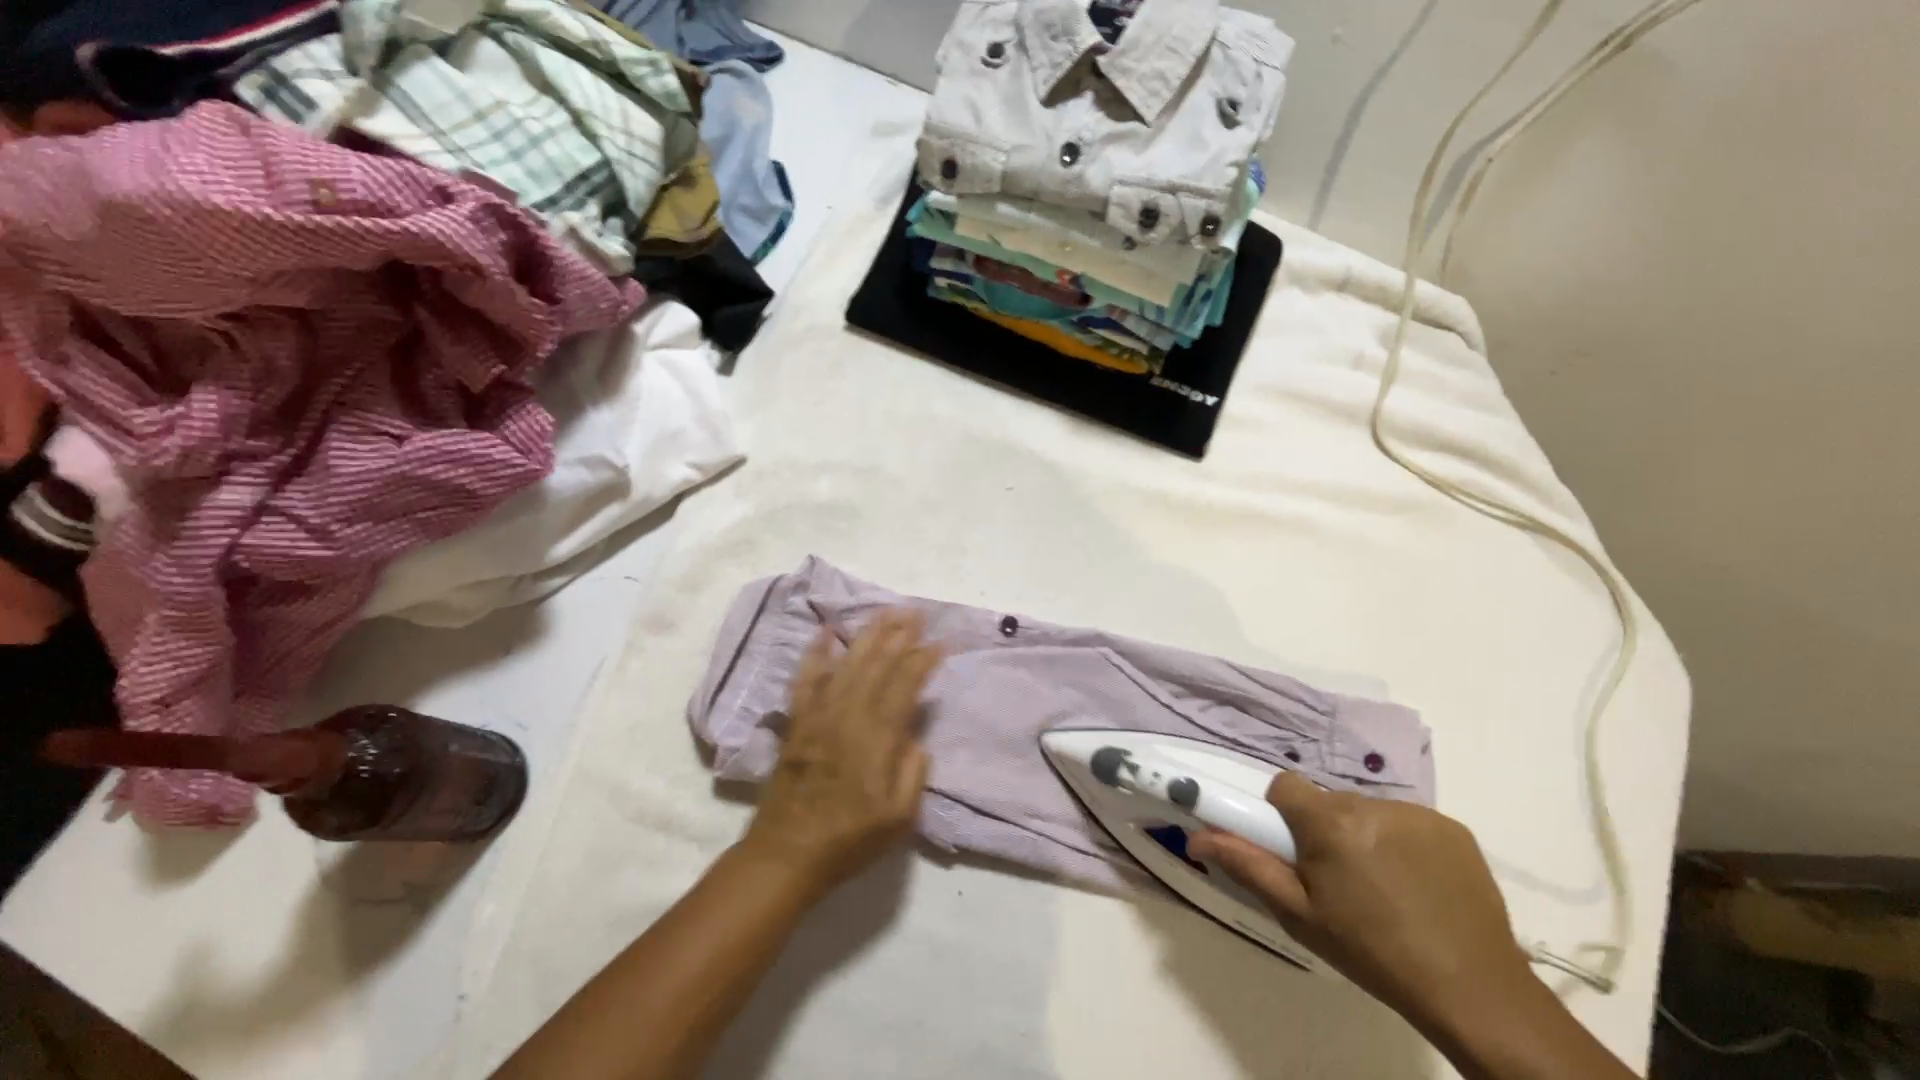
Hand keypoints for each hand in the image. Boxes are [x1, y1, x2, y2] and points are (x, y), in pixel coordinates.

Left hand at [740, 609, 940, 893]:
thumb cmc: (849, 841)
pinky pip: (806, 680)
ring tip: (885, 613)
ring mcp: (817, 718)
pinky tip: (825, 634)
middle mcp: (847, 718)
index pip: (903, 688)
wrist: (786, 855)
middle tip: (916, 612)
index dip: (922, 662)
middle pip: (875, 666)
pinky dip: (815, 655)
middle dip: (898, 636)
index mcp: (875, 740)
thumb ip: (912, 773)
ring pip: (845, 665)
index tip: (940, 643)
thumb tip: (916, 737)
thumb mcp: (899, 819)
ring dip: (867, 636)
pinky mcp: (796, 724)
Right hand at [1187, 773, 1537, 1031]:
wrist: (1472, 987)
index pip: (1284, 786)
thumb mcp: (1299, 915)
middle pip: (1327, 802)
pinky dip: (1402, 846)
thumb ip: (1247, 866)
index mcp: (1330, 822)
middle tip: (1334, 884)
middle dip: (1322, 832)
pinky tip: (1415, 889)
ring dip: (1362, 839)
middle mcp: (1373, 804)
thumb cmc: (1371, 953)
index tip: (1291, 853)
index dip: (1280, 816)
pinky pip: (1408, 824)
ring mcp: (1419, 814)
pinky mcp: (1454, 829)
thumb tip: (1196, 835)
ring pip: (1367, 813)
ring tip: (1380, 891)